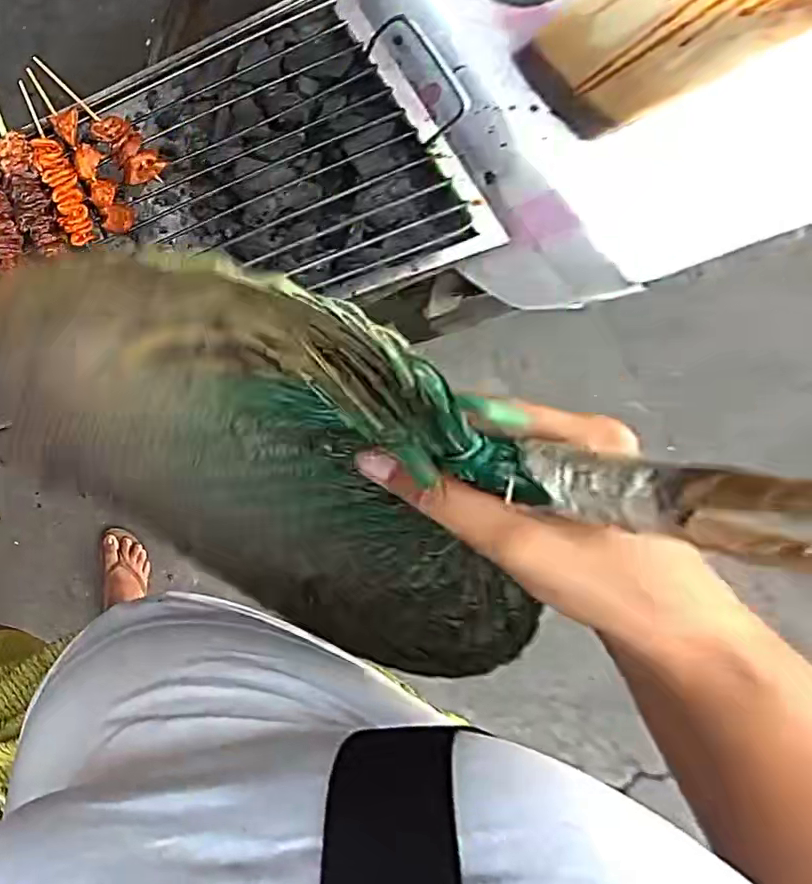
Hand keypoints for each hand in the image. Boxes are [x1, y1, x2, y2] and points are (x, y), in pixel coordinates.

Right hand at [357, 398, 761, 658]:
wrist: (688, 648)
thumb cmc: (615, 588)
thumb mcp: (515, 540)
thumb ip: (441, 497)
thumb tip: (371, 459)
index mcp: (584, 436)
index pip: (484, 411)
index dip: (428, 424)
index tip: (379, 436)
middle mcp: (580, 443)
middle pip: (484, 433)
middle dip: (434, 450)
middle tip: (385, 464)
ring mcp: (574, 470)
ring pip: (488, 457)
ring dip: (448, 472)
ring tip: (404, 481)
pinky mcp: (565, 495)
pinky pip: (500, 477)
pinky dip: (468, 488)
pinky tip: (444, 501)